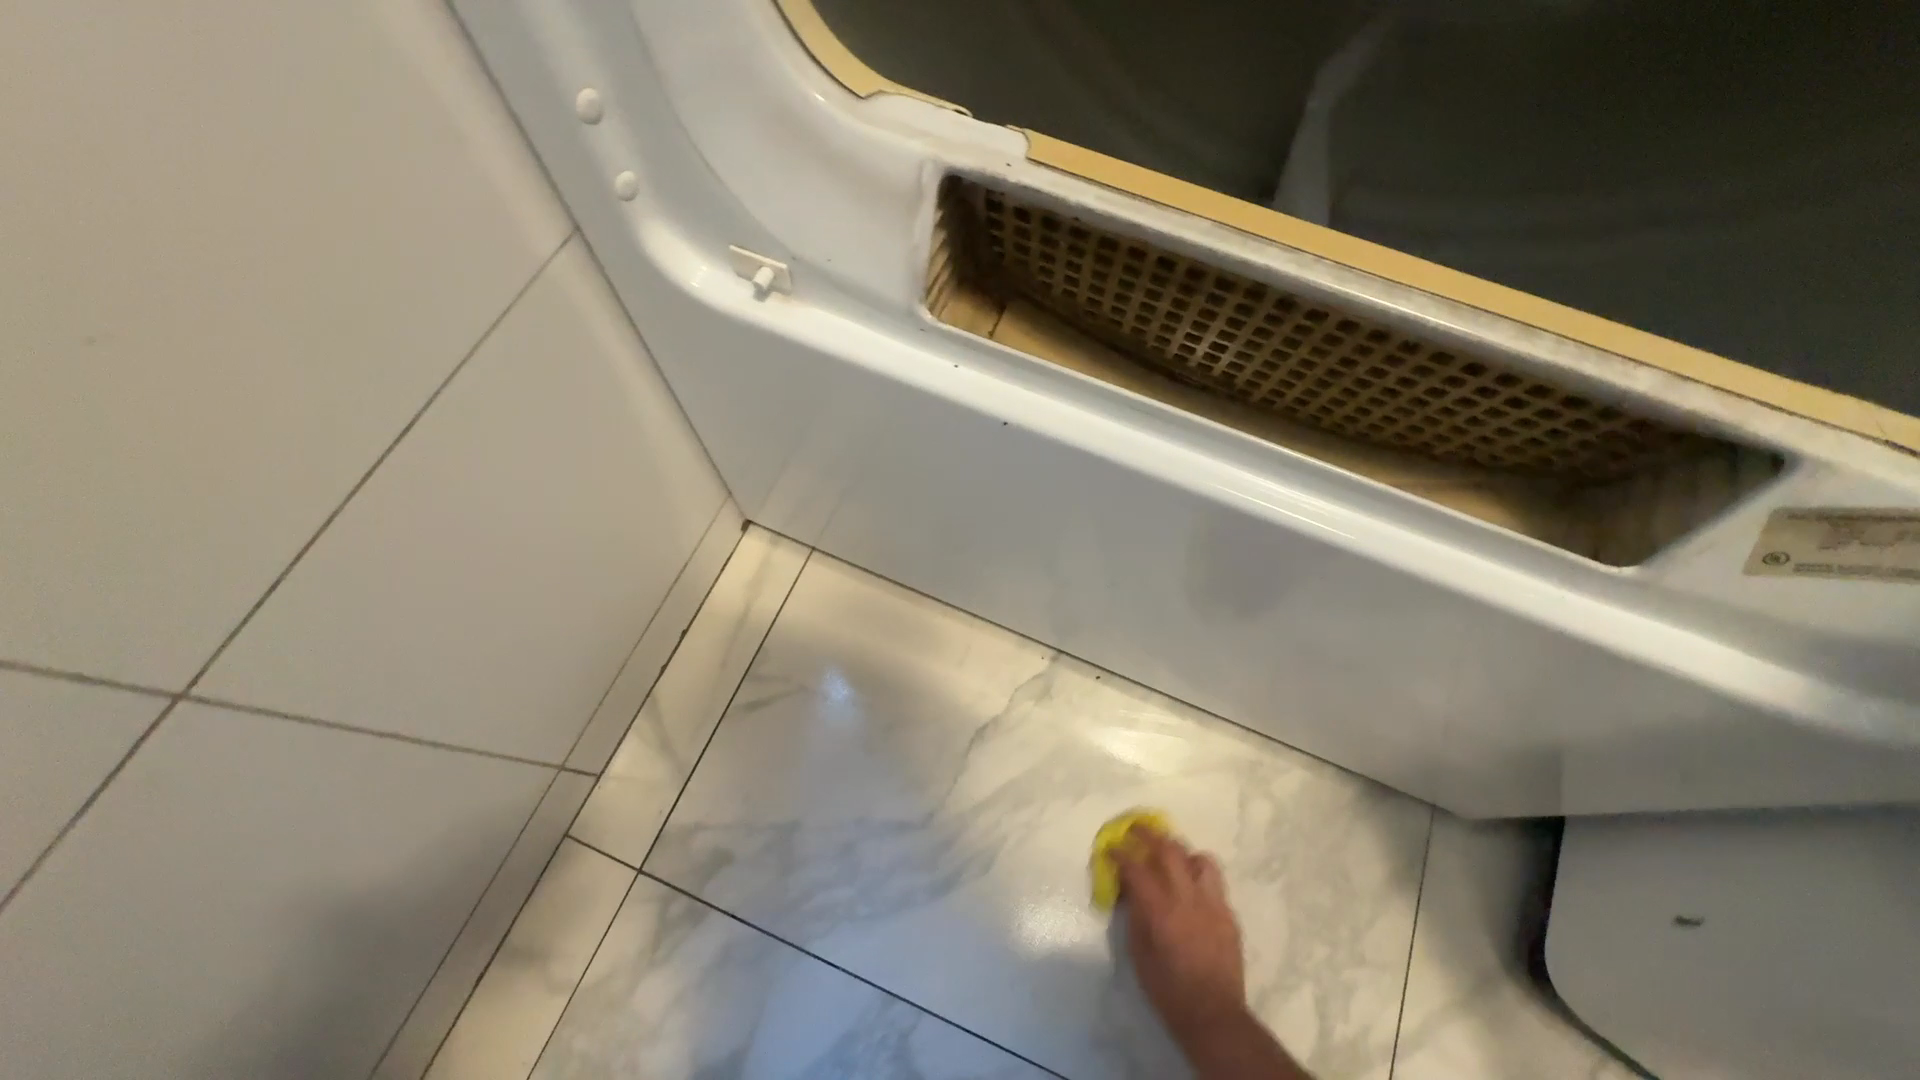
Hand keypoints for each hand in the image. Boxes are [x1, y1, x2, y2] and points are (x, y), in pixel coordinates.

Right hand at [1113, 825, 1247, 1043]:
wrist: (1213, 1015)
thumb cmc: (1167, 991)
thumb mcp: (1138, 954)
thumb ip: (1135, 916)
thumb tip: (1130, 891)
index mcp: (1161, 911)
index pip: (1137, 868)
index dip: (1120, 854)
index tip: (1110, 847)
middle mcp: (1188, 900)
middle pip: (1170, 850)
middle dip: (1149, 835)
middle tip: (1136, 831)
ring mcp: (1213, 904)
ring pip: (1200, 859)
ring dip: (1182, 852)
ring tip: (1171, 858)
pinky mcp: (1229, 915)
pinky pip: (1214, 883)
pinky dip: (1198, 878)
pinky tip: (1190, 891)